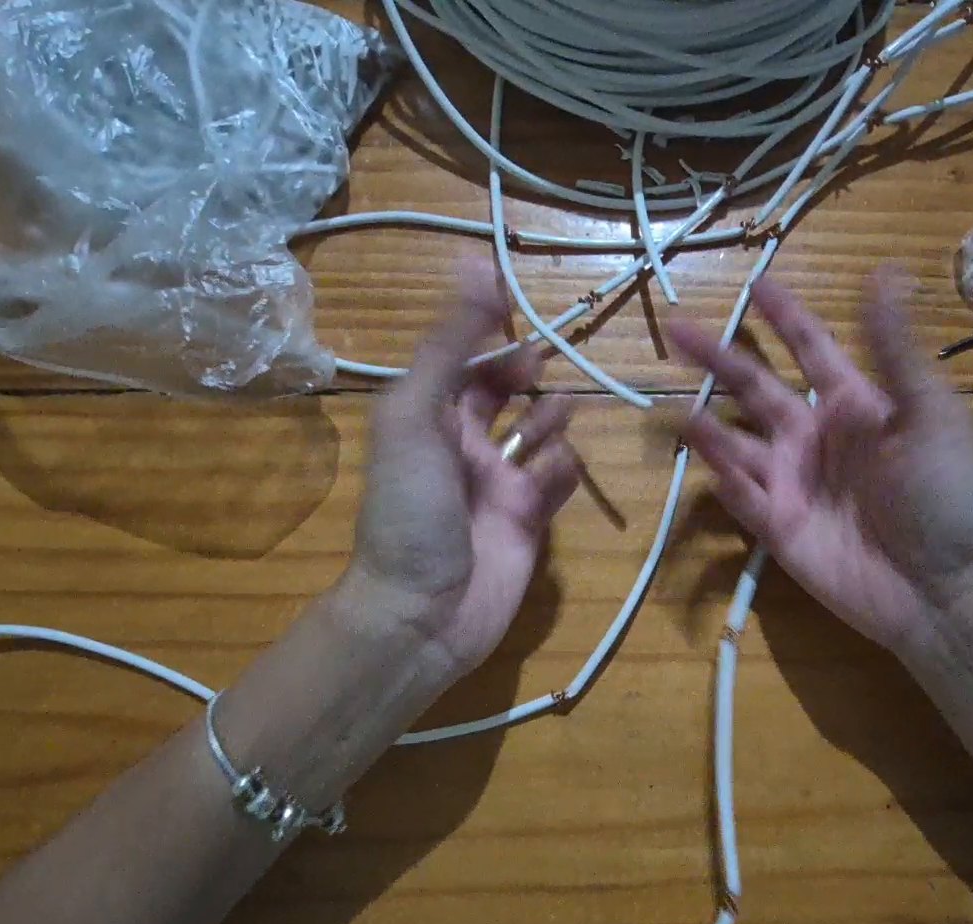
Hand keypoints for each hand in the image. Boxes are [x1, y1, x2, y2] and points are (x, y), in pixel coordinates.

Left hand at [343, 262, 580, 682]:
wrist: (423, 611)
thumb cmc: (410, 508)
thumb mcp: (415, 415)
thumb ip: (448, 345)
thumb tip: (476, 263)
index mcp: (429, 419)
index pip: (461, 362)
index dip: (486, 332)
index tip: (517, 302)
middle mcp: (464, 447)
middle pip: (501, 395)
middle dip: (522, 372)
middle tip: (543, 361)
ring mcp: (499, 486)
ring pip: (537, 436)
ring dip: (551, 417)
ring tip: (562, 408)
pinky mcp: (528, 523)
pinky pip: (555, 484)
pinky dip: (562, 471)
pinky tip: (555, 471)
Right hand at [667, 268, 972, 660]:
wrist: (938, 588)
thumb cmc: (944, 497)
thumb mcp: (931, 416)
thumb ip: (897, 351)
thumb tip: (885, 272)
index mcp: (853, 405)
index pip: (810, 349)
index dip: (784, 316)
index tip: (755, 284)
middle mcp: (813, 437)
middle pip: (756, 389)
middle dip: (719, 360)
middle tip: (677, 332)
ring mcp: (792, 482)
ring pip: (736, 445)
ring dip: (706, 427)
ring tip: (675, 410)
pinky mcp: (777, 527)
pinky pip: (742, 499)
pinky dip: (725, 481)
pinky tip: (707, 460)